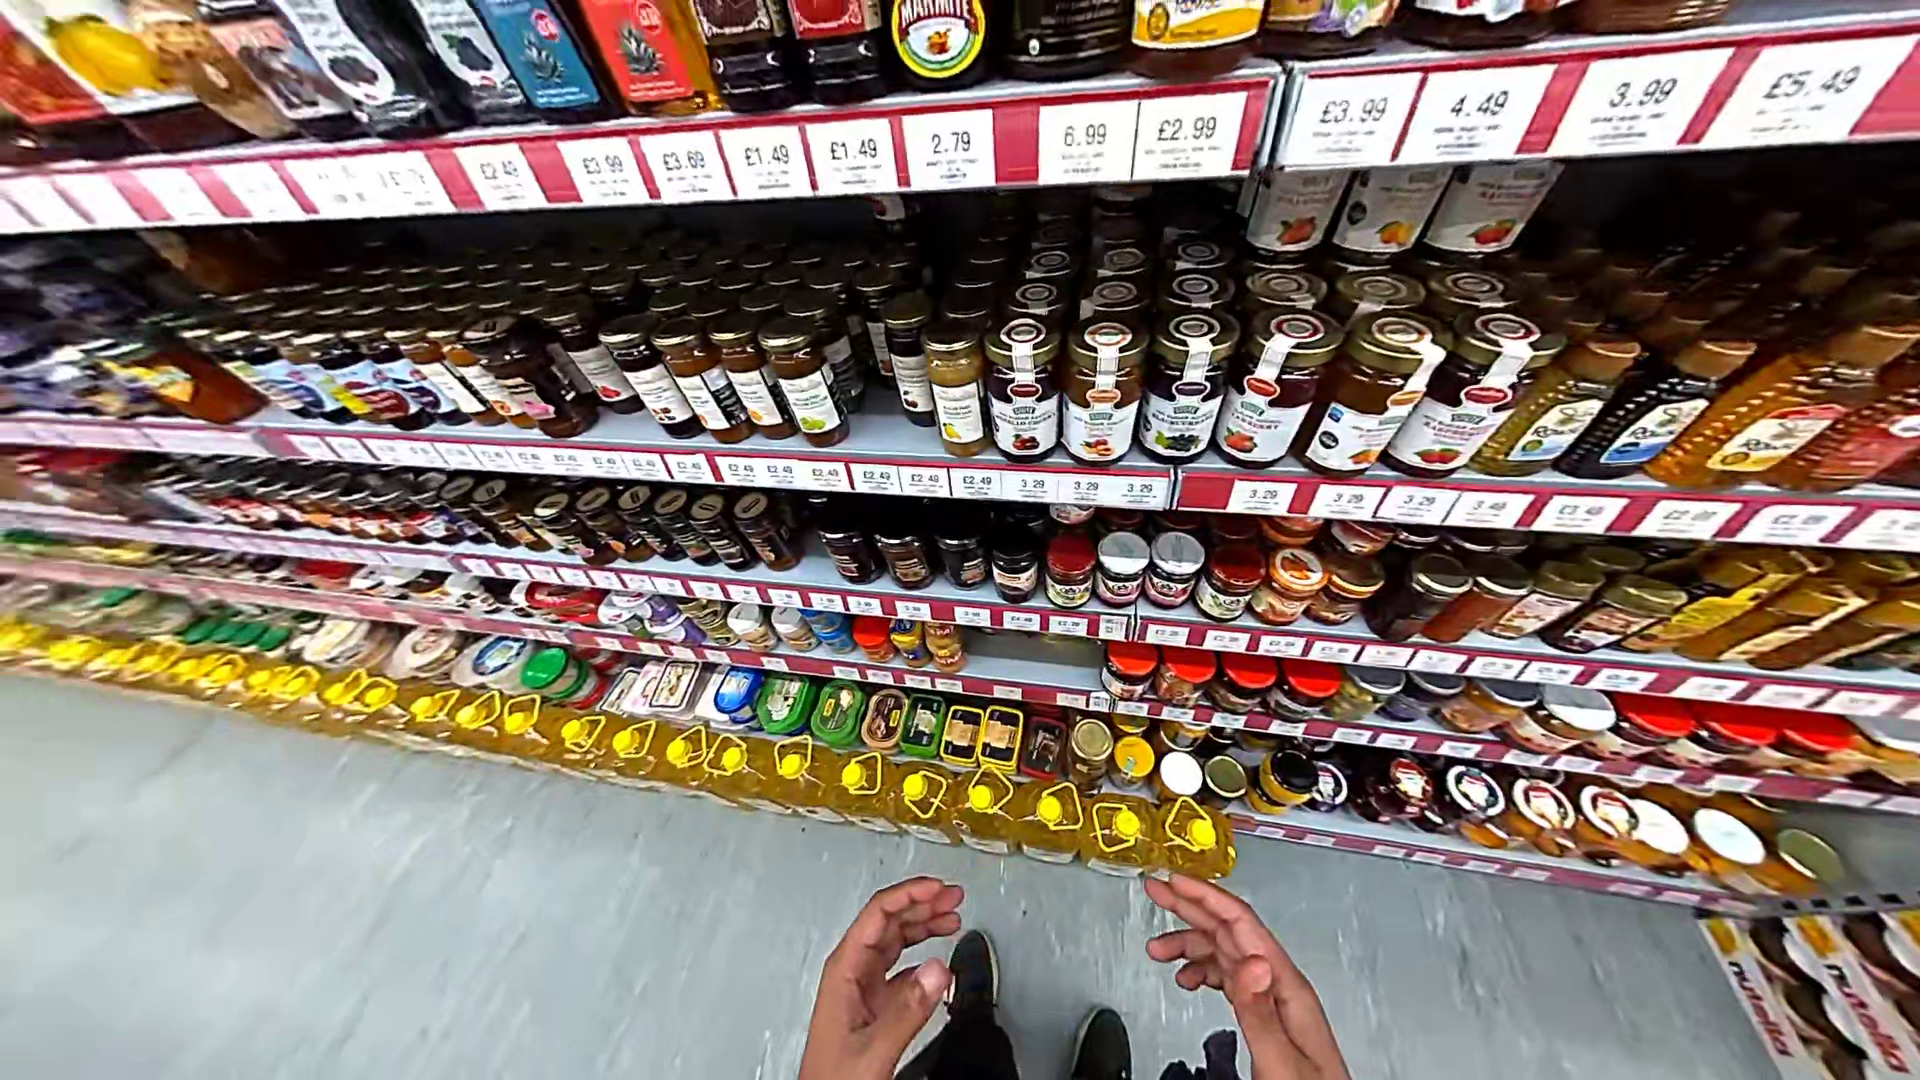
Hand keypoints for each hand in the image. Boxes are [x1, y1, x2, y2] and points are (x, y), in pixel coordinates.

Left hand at [799, 877, 963, 1079]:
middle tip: (952, 895)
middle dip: (923, 903)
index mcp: (845, 967)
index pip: (879, 912)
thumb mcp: (872, 1048)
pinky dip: (923, 955)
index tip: (937, 888)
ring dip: (925, 924)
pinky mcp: (873, 1004)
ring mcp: (862, 986)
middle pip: (890, 919)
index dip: (910, 893)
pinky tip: (938, 958)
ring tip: (952, 915)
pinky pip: (901, 966)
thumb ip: (907, 1009)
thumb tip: (938, 969)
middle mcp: (853, 969)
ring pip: (896, 939)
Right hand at [1144, 874, 1349, 1079]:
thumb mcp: (1282, 1064)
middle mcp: (1277, 982)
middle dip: (1188, 905)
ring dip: (1187, 944)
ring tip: (1157, 948)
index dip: (1204, 895)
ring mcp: (1270, 997)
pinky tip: (1186, 976)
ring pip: (1222, 950)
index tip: (1174, 880)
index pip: (1240, 921)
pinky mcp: (1263, 1013)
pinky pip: (1225, 974)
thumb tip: (1252, 960)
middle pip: (1228, 928)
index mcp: (1286, 985)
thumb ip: (1261, 1011)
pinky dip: (1200, 968)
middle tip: (1155, 890)